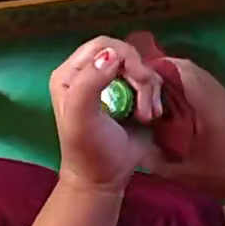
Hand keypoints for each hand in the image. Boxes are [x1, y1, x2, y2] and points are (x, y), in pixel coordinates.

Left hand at [50, 37, 162, 193]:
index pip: (101, 45)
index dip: (123, 55)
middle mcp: (89, 73)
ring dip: (149, 89)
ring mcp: (110, 83)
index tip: (136, 78)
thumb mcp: (82, 119)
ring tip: (146, 116)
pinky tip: (151, 115)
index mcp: (70, 74)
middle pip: (124, 53)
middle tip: (143, 105)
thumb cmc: (89, 151)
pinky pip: (149, 80)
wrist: (104, 180)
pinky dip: (154, 96)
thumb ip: (89, 84)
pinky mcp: (129, 94)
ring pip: (140, 66)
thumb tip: (111, 55)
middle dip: (139, 75)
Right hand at [144, 57, 224, 197]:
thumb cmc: (213, 175)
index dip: (163, 68)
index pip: (185, 74)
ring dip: (176, 72)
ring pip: (197, 71)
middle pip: (190, 67)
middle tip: (145, 78)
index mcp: (209, 109)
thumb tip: (131, 144)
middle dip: (166, 68)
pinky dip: (186, 79)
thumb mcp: (180, 173)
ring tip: (156, 83)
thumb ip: (155, 160)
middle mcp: (218, 96)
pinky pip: (203, 78)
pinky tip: (173, 92)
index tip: (142, 74)